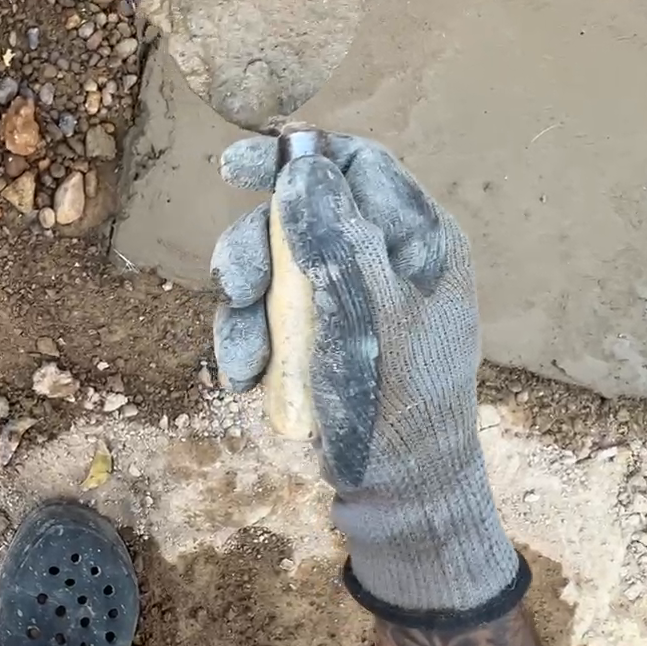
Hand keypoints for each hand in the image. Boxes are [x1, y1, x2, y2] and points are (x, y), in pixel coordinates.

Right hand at [211, 129, 519, 614]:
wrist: (397, 485)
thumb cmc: (401, 400)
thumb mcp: (370, 313)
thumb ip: (338, 238)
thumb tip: (302, 167)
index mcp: (413, 240)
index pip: (354, 167)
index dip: (295, 160)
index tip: (233, 170)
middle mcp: (372, 260)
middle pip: (293, 219)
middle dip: (254, 252)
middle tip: (234, 286)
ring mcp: (334, 299)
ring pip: (266, 270)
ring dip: (242, 311)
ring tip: (242, 358)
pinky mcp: (304, 335)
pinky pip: (259, 317)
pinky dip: (244, 342)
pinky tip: (243, 376)